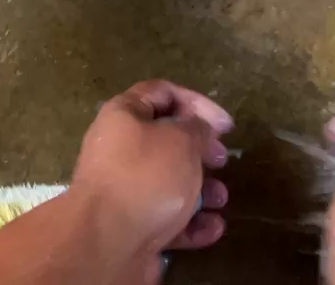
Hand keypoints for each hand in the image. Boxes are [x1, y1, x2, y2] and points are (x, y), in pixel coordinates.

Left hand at [70, 80, 232, 259]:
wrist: (107, 240)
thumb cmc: (145, 176)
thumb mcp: (179, 141)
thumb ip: (196, 128)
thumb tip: (199, 125)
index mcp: (124, 113)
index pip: (162, 92)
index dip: (197, 103)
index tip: (227, 125)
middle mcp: (120, 146)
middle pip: (166, 138)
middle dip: (200, 149)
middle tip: (223, 160)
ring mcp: (125, 187)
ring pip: (169, 181)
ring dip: (201, 188)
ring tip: (221, 198)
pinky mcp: (133, 224)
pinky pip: (167, 217)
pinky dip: (192, 222)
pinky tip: (213, 227)